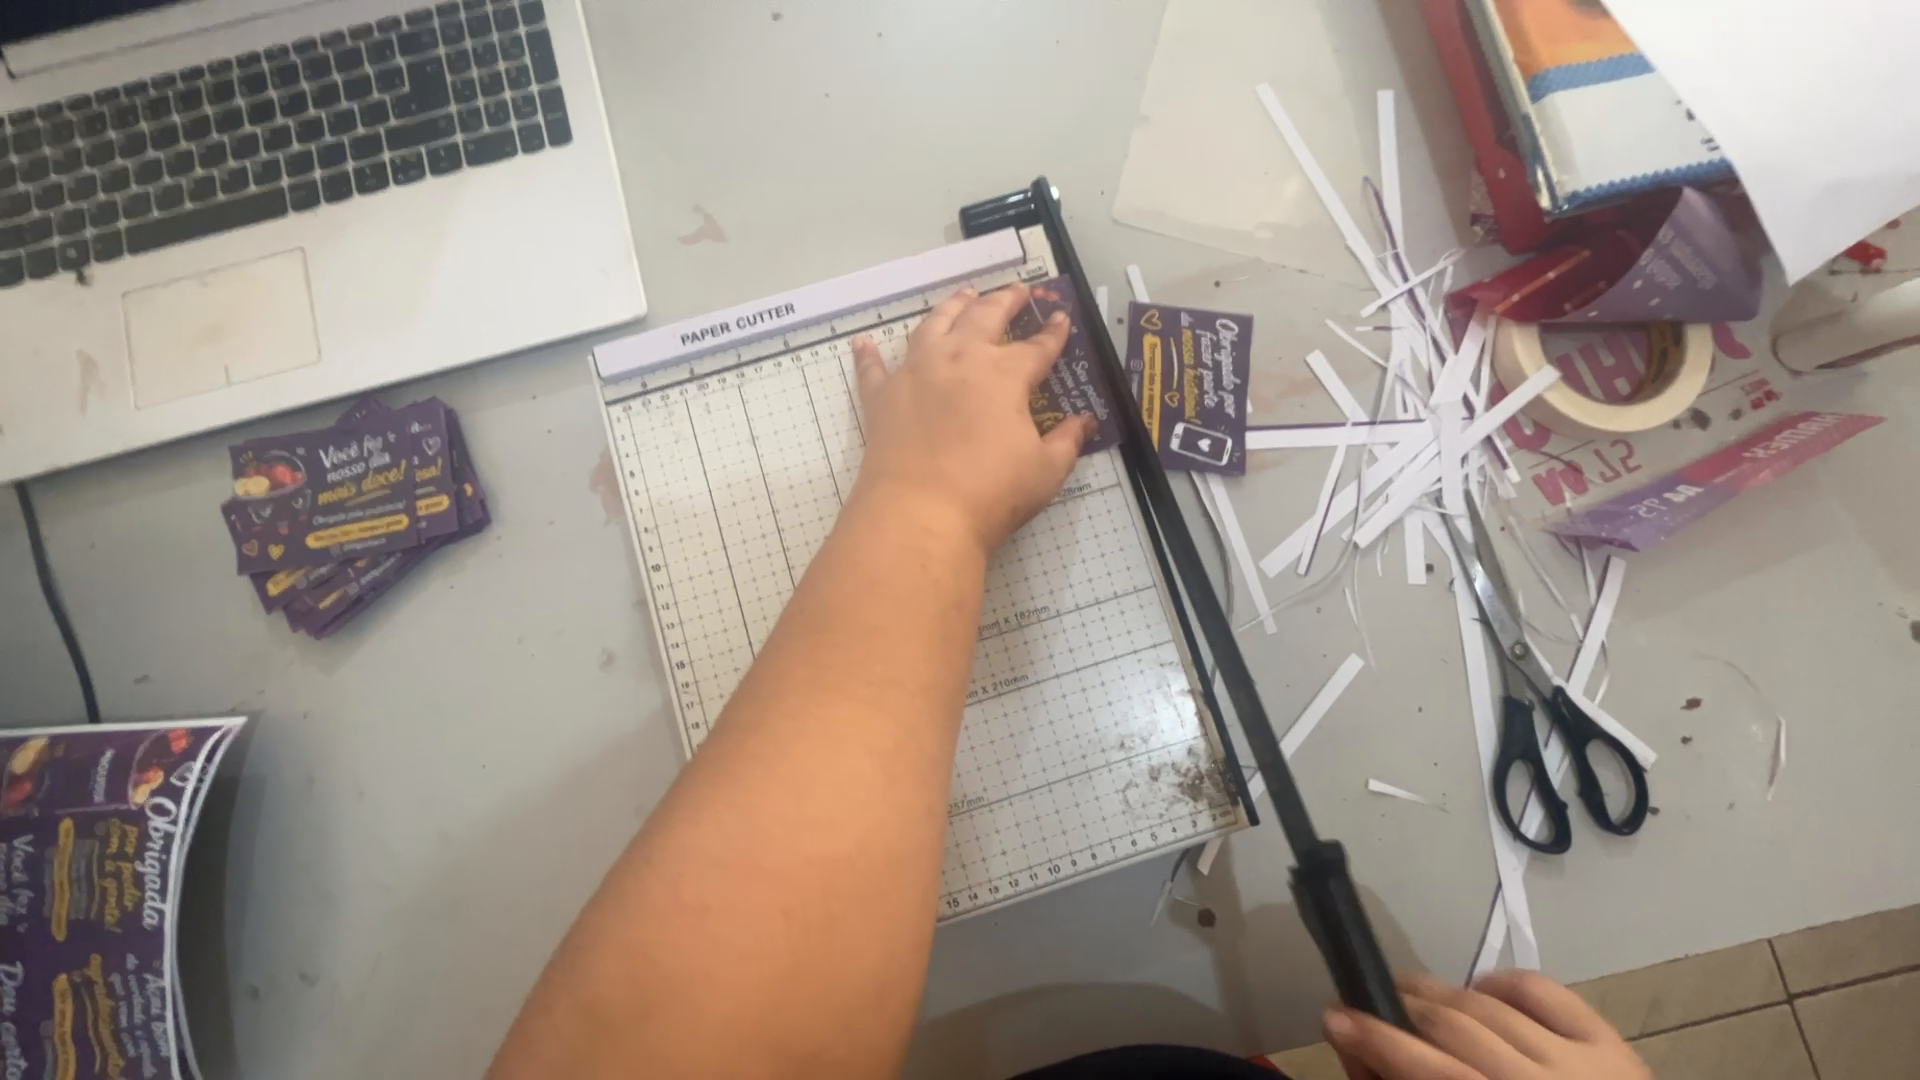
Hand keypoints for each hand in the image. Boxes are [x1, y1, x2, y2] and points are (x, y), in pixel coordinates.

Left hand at [848, 283, 1096, 554]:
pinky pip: (873, 368)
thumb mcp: (1045, 471)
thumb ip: (1067, 442)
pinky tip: (864, 342)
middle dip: (1005, 301)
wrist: (919, 514)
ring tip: (963, 295)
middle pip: (984, 317)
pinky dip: (869, 354)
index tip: (1061, 318)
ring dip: (952, 306)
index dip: (1053, 333)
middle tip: (1017, 291)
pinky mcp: (882, 397)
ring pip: (934, 325)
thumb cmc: (990, 494)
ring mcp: (916, 373)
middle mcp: (959, 360)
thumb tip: (1085, 422)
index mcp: (1004, 375)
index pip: (1036, 346)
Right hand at [1324, 972, 1650, 1079]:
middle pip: (1449, 1026)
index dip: (1372, 1039)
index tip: (1332, 1016)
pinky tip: (1480, 994)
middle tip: (1366, 1006)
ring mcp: (1583, 1064)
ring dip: (1435, 992)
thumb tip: (1361, 1054)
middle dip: (1396, 1008)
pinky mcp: (1614, 1047)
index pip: (1425, 1069)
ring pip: (1483, 1004)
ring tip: (1410, 995)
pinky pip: (1540, 989)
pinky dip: (1500, 983)